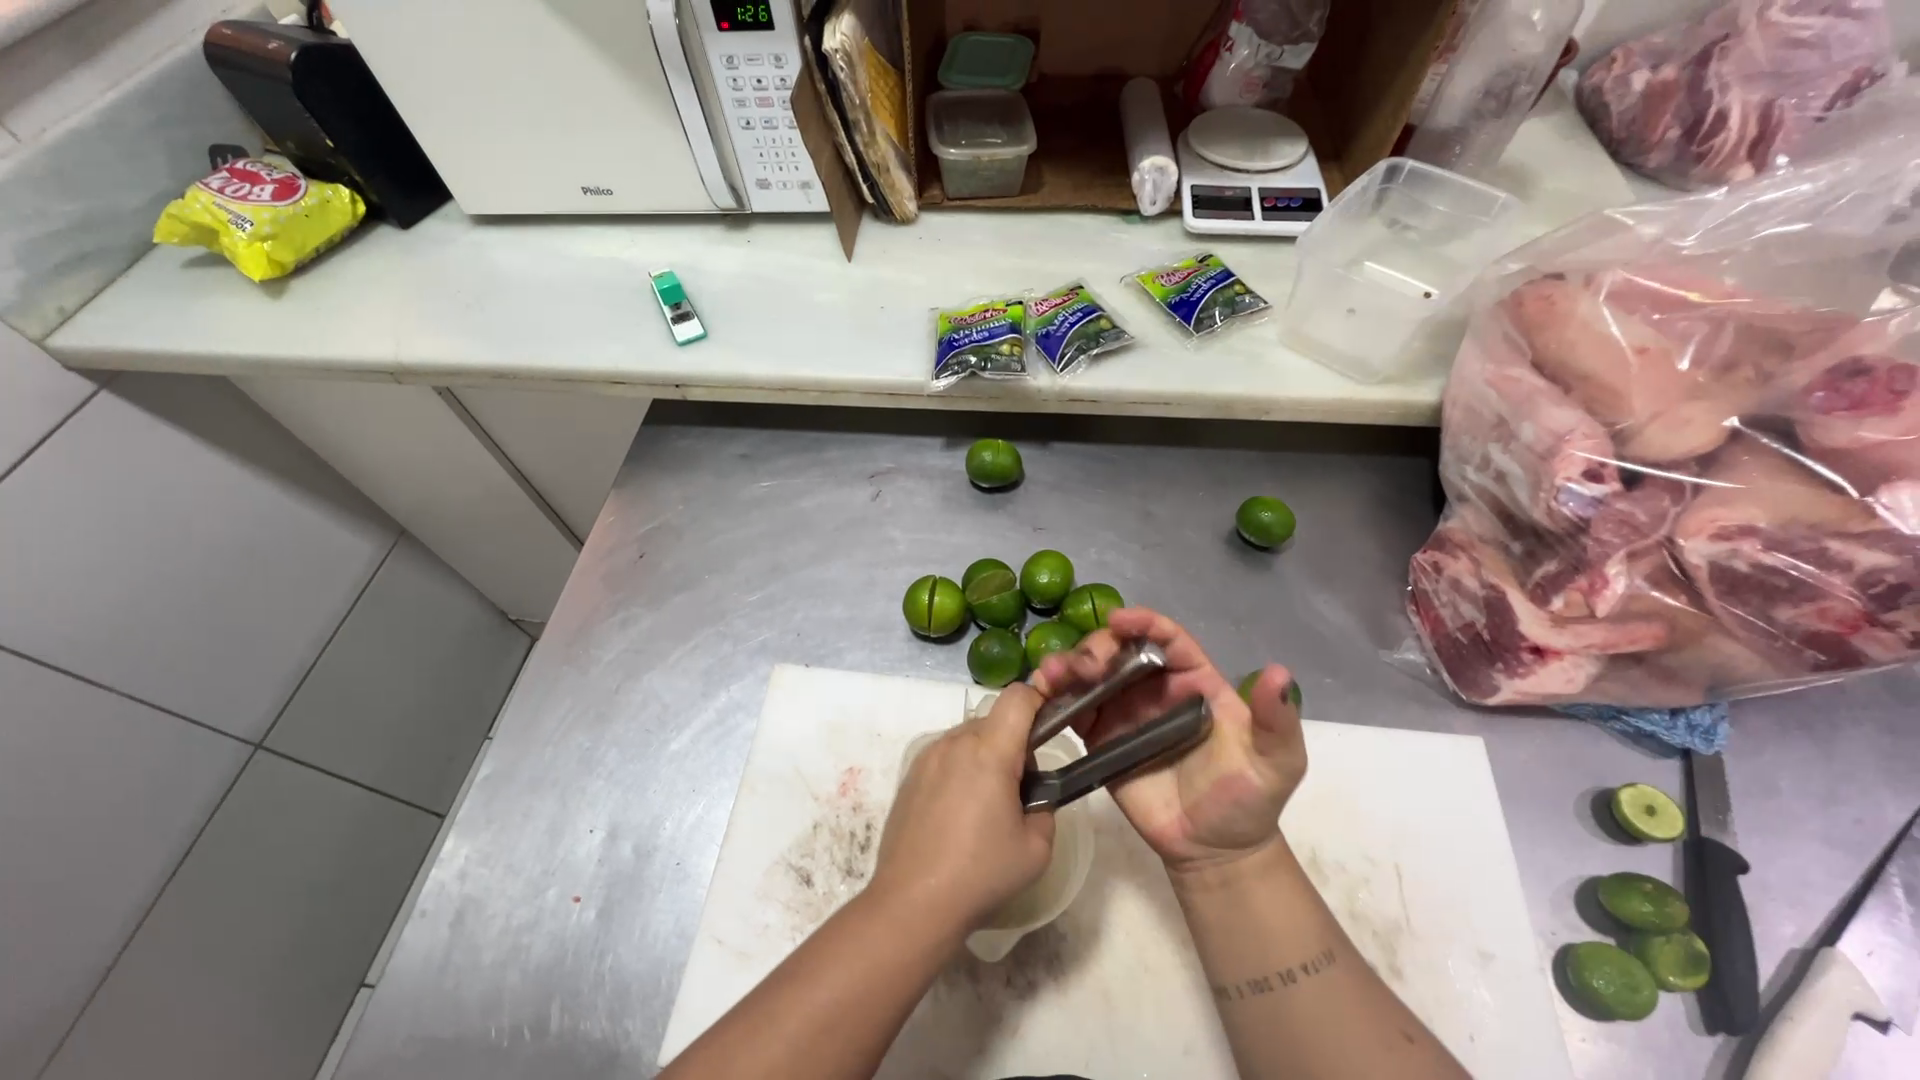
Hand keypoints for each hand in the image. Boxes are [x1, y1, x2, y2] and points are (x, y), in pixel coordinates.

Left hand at [869, 684, 1055, 935]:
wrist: (913, 903)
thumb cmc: (981, 874)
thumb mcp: (1037, 848)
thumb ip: (1045, 807)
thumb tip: (1032, 795)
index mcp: (988, 752)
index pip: (1017, 696)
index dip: (1040, 703)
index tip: (1050, 732)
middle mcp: (954, 743)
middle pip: (993, 720)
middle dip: (1014, 743)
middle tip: (1019, 791)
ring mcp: (926, 758)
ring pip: (968, 738)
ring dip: (985, 757)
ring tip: (986, 808)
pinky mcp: (909, 777)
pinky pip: (945, 757)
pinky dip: (960, 771)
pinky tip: (958, 816)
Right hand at [1031, 608, 1305, 873]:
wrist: (1215, 852)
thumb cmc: (1250, 801)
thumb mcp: (1278, 760)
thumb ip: (1277, 719)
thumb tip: (1280, 674)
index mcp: (1195, 682)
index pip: (1168, 640)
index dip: (1145, 624)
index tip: (1119, 620)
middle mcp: (1155, 691)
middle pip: (1121, 650)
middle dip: (1099, 646)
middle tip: (1087, 666)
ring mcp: (1124, 715)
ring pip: (1091, 675)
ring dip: (1070, 665)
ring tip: (1054, 674)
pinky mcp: (1100, 742)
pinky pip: (1075, 712)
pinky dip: (1056, 698)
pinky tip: (1043, 695)